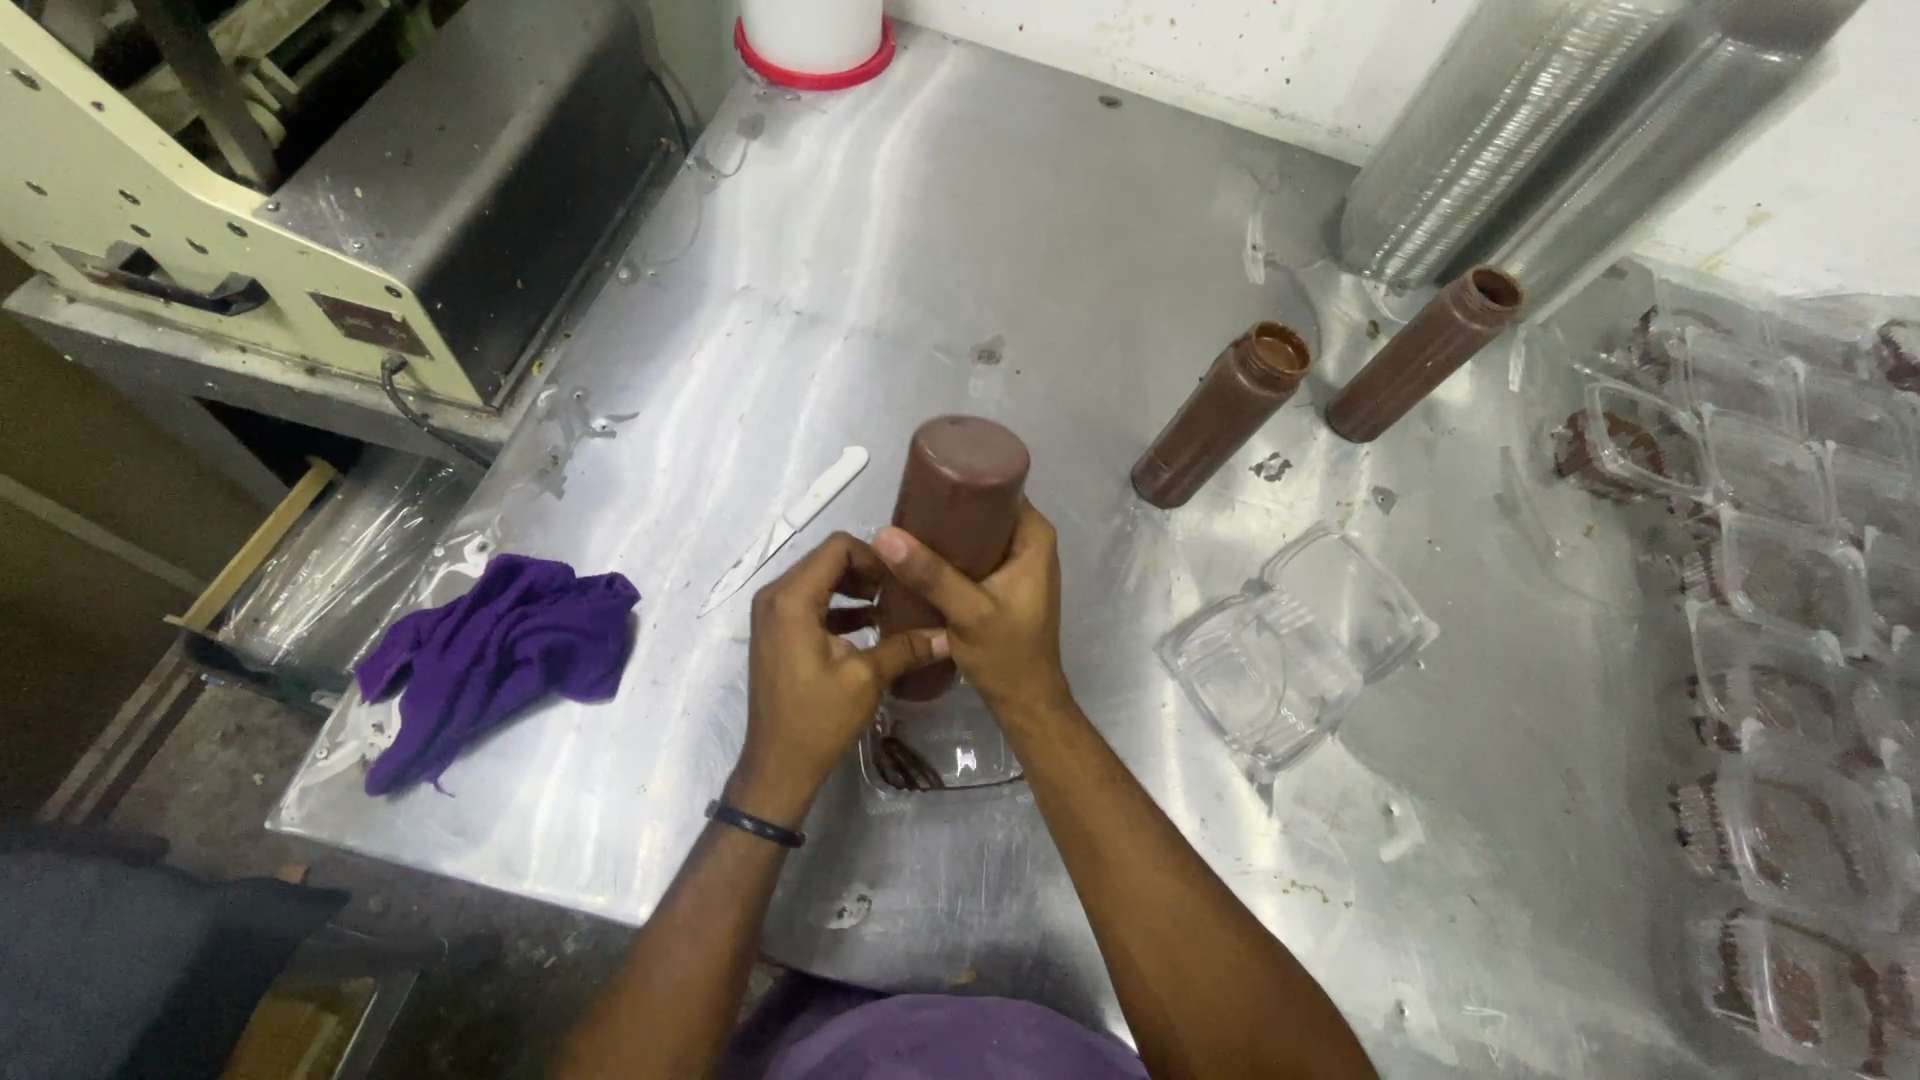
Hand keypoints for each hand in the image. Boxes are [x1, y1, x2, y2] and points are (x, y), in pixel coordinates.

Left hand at [731, 533, 948, 826]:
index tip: (902, 582)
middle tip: (902, 593)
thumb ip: (906, 647)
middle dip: (868, 571)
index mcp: (792, 599)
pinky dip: (841, 606)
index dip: (875, 557)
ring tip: (892, 608)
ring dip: (855, 588)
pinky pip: (811, 602)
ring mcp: (772, 615)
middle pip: (827, 560)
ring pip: (820, 580)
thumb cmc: (818, 719)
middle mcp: (775, 596)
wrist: (778, 766)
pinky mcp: (777, 633)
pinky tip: (872, 626)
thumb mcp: (866, 679)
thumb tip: (951, 634)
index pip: (838, 548)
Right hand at [872, 502, 1072, 728]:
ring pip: (980, 533)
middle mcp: (1032, 544)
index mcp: (1035, 538)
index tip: (926, 483)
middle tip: (909, 509)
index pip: (1002, 488)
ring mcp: (1020, 565)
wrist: (1025, 700)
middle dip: (951, 507)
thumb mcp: (968, 611)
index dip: (966, 480)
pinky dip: (954, 552)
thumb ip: (930, 574)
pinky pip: (977, 554)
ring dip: (950, 531)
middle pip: (987, 509)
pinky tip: (923, 556)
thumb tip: (884, 534)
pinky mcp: (1006, 584)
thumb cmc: (1006, 654)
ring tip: (910, 528)